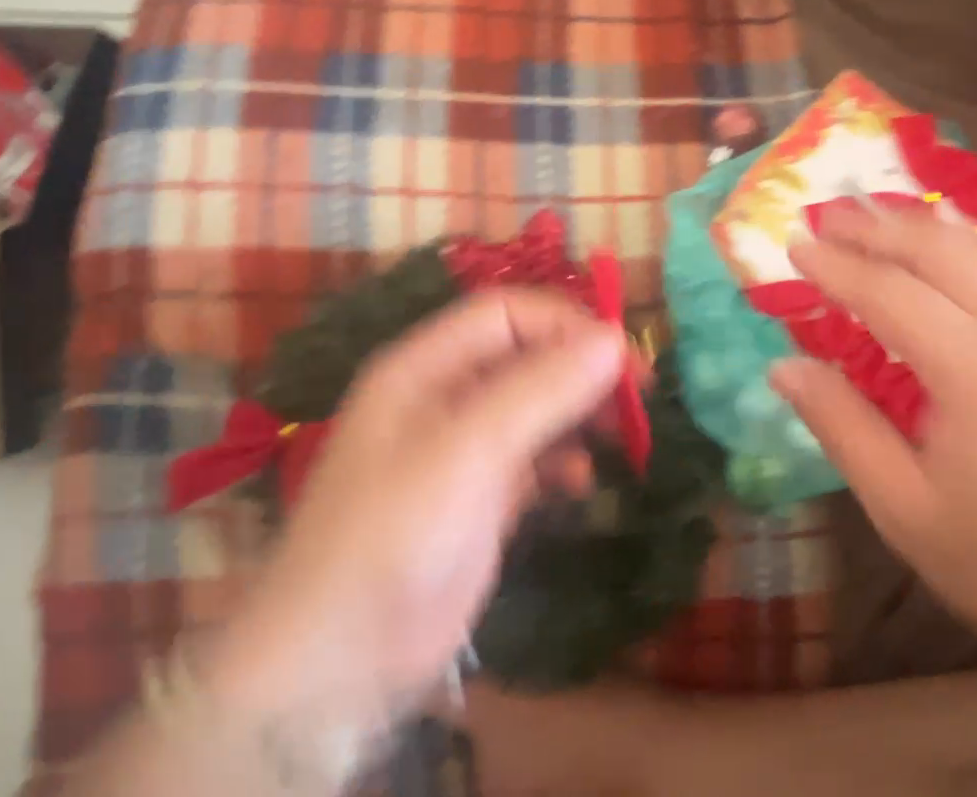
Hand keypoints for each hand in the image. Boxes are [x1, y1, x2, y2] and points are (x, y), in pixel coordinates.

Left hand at [198, 290, 626, 728]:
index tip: (623, 357)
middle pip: (526, 360)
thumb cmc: (393, 537)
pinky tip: (581, 487)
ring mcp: (462, 453)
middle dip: (581, 372)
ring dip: (579, 418)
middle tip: (635, 400)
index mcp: (423, 370)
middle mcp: (443, 401)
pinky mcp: (480, 500)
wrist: (341, 660)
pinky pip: (535, 462)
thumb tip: (614, 339)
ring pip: (536, 410)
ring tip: (617, 440)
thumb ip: (541, 390)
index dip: (565, 325)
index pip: (505, 316)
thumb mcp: (467, 451)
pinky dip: (565, 465)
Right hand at [773, 206, 976, 654]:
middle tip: (830, 214)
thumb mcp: (905, 509)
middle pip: (943, 253)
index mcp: (973, 370)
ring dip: (943, 227)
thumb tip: (784, 369)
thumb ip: (843, 427)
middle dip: (880, 228)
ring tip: (897, 213)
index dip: (836, 267)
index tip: (794, 245)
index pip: (888, 294)